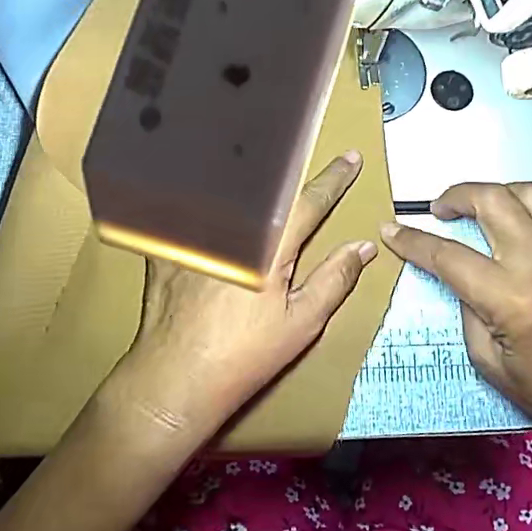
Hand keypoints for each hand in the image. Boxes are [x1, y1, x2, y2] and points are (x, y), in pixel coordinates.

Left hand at [97, 153, 378, 449]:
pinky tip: (207, 196)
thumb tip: (362, 248)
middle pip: (268, 189)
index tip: (350, 160)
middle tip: (304, 155)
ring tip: (263, 170)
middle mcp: (230, 231)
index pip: (310, 202)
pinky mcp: (169, 244)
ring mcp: (196, 235)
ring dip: (250, 181)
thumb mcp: (302, 323)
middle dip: (291, 171)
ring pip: (228, 194)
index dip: (334, 180)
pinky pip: (190, 210)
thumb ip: (335, 279)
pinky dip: (206, 201)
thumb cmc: (243, 356)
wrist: (177, 375)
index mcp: (269, 248)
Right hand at [379, 182, 531, 530]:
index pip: (446, 255)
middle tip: (442, 209)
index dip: (411, 240)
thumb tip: (462, 280)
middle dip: (456, 196)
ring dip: (500, 192)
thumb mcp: (488, 362)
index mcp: (509, 298)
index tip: (391, 230)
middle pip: (491, 200)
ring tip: (486, 206)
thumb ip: (469, 311)